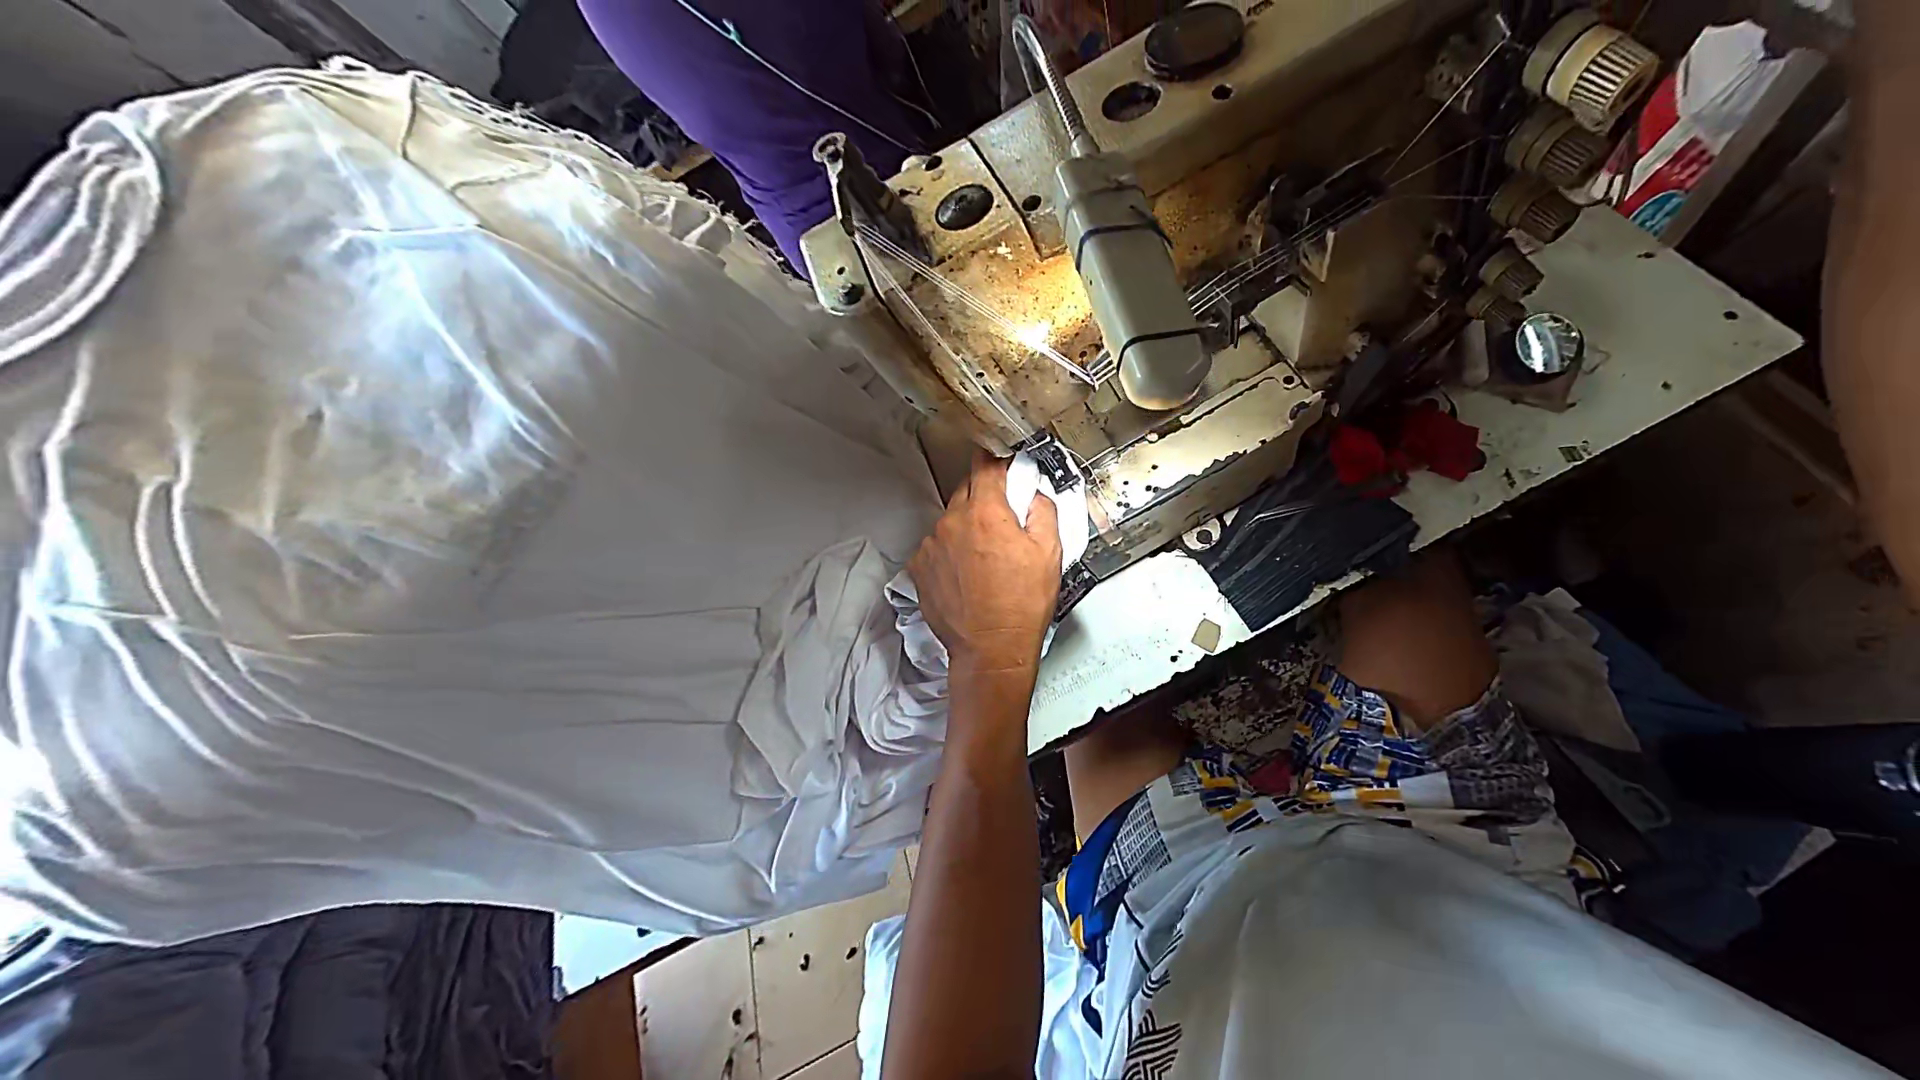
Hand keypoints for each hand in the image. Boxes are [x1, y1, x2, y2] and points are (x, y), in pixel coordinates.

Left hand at [908, 452, 1062, 677]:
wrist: (991, 648)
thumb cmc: (1020, 606)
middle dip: (984, 497)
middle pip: (966, 490)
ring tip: (985, 556)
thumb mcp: (1049, 552)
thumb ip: (1043, 510)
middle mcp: (952, 523)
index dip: (997, 461)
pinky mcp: (920, 567)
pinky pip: (936, 546)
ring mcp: (932, 545)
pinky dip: (949, 550)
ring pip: (950, 519)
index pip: (985, 465)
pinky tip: (967, 571)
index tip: (1002, 463)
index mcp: (985, 513)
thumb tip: (1035, 493)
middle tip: (1002, 517)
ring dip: (966, 527)